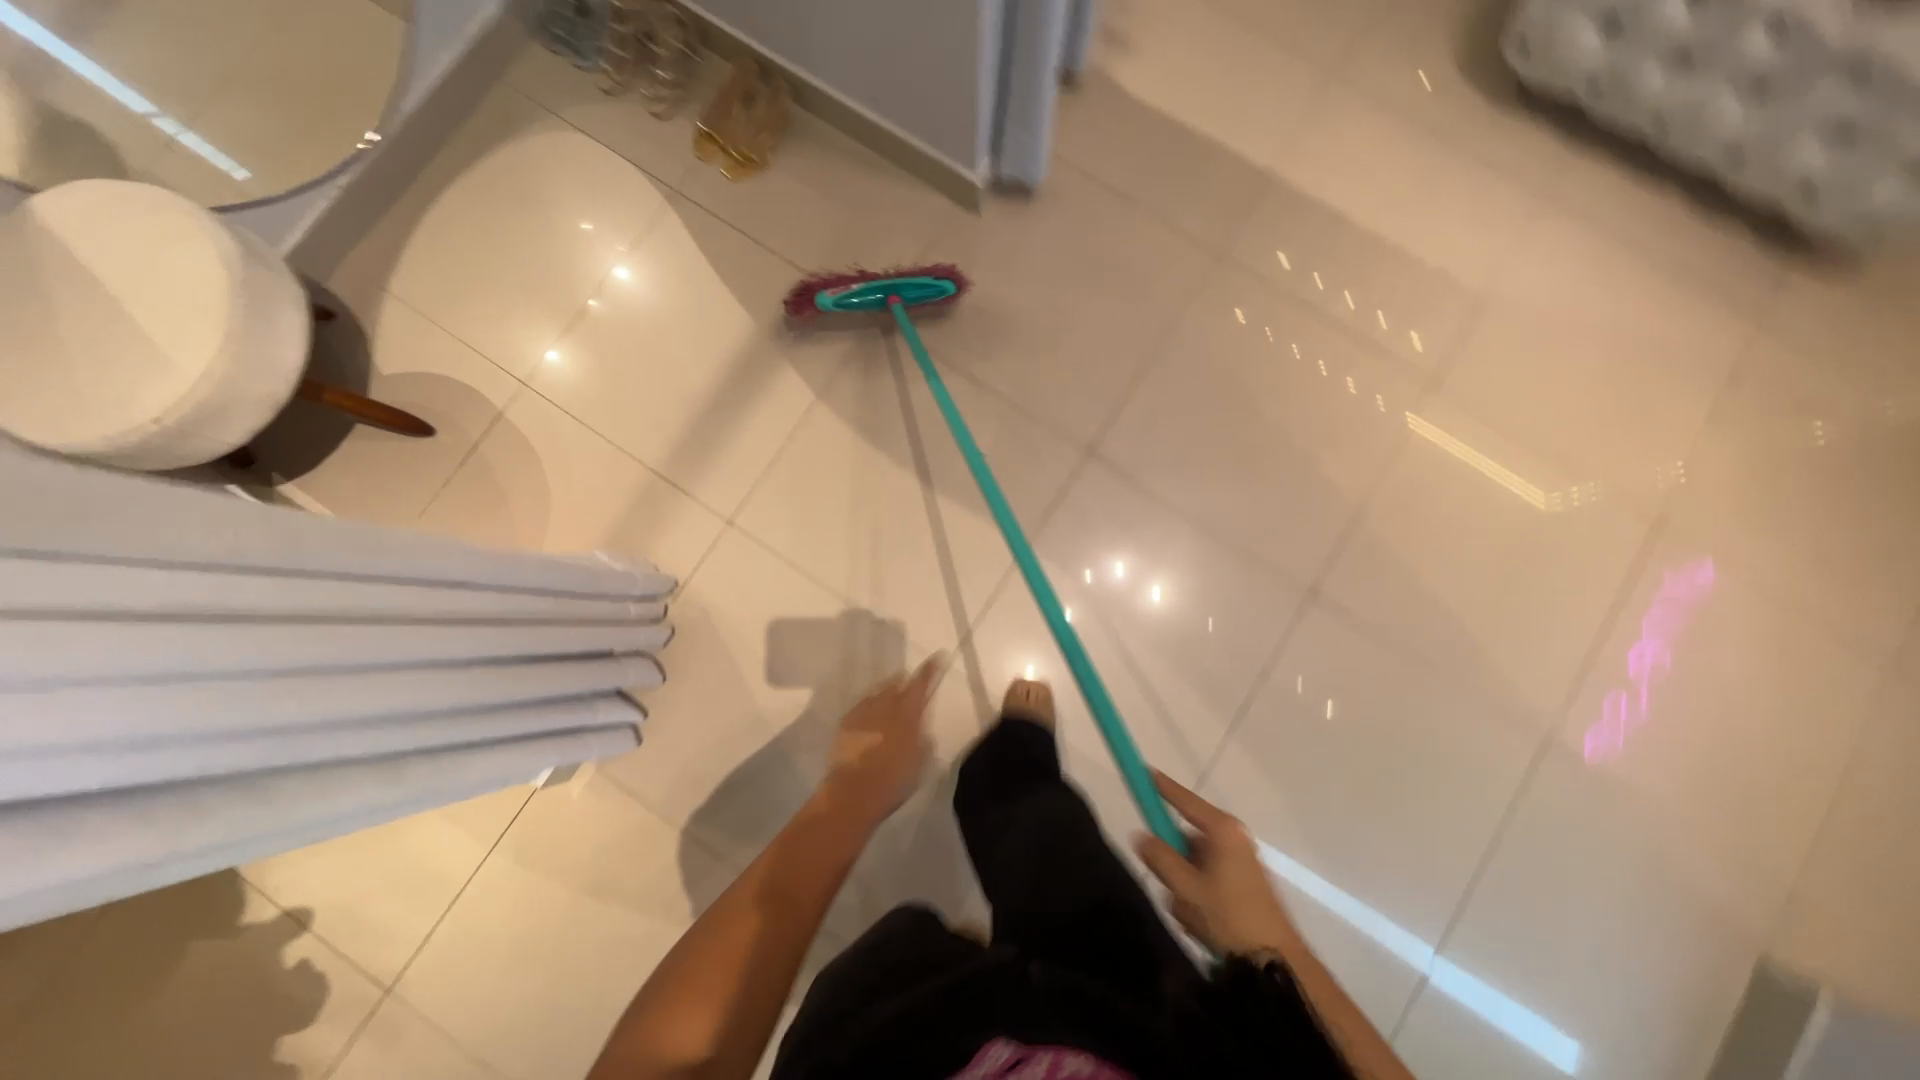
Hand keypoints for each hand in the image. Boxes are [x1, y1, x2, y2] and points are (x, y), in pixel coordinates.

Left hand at [818, 653, 944, 826]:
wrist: (853, 792)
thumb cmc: (894, 781)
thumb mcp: (920, 762)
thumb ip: (923, 740)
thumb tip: (922, 731)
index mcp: (908, 714)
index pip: (921, 684)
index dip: (930, 670)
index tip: (937, 656)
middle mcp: (885, 707)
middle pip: (896, 684)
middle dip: (905, 681)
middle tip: (910, 683)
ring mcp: (862, 713)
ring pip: (877, 692)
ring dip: (886, 690)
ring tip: (891, 693)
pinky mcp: (845, 723)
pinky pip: (861, 705)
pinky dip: (869, 704)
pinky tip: (869, 711)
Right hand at [1134, 771, 1303, 957]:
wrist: (1275, 960)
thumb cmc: (1229, 916)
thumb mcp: (1186, 888)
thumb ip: (1160, 858)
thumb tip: (1141, 835)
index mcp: (1222, 830)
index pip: (1184, 800)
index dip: (1162, 787)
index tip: (1143, 772)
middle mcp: (1233, 838)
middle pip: (1184, 837)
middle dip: (1171, 863)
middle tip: (1170, 887)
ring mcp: (1239, 861)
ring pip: (1192, 864)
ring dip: (1183, 887)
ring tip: (1190, 914)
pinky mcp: (1242, 883)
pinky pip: (1206, 881)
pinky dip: (1197, 897)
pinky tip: (1201, 923)